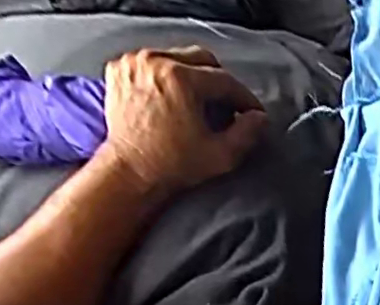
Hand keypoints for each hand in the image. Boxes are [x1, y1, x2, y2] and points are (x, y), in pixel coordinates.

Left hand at [96, 47, 268, 194]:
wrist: (131, 172)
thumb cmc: (174, 166)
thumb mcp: (221, 156)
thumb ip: (246, 134)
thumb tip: (260, 118)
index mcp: (181, 79)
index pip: (224, 79)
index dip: (244, 98)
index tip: (253, 112)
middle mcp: (155, 61)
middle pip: (201, 58)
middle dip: (220, 82)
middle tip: (228, 107)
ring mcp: (134, 62)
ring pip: (176, 56)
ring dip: (194, 77)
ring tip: (200, 103)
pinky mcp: (119, 69)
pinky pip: (151, 62)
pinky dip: (167, 76)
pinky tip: (174, 98)